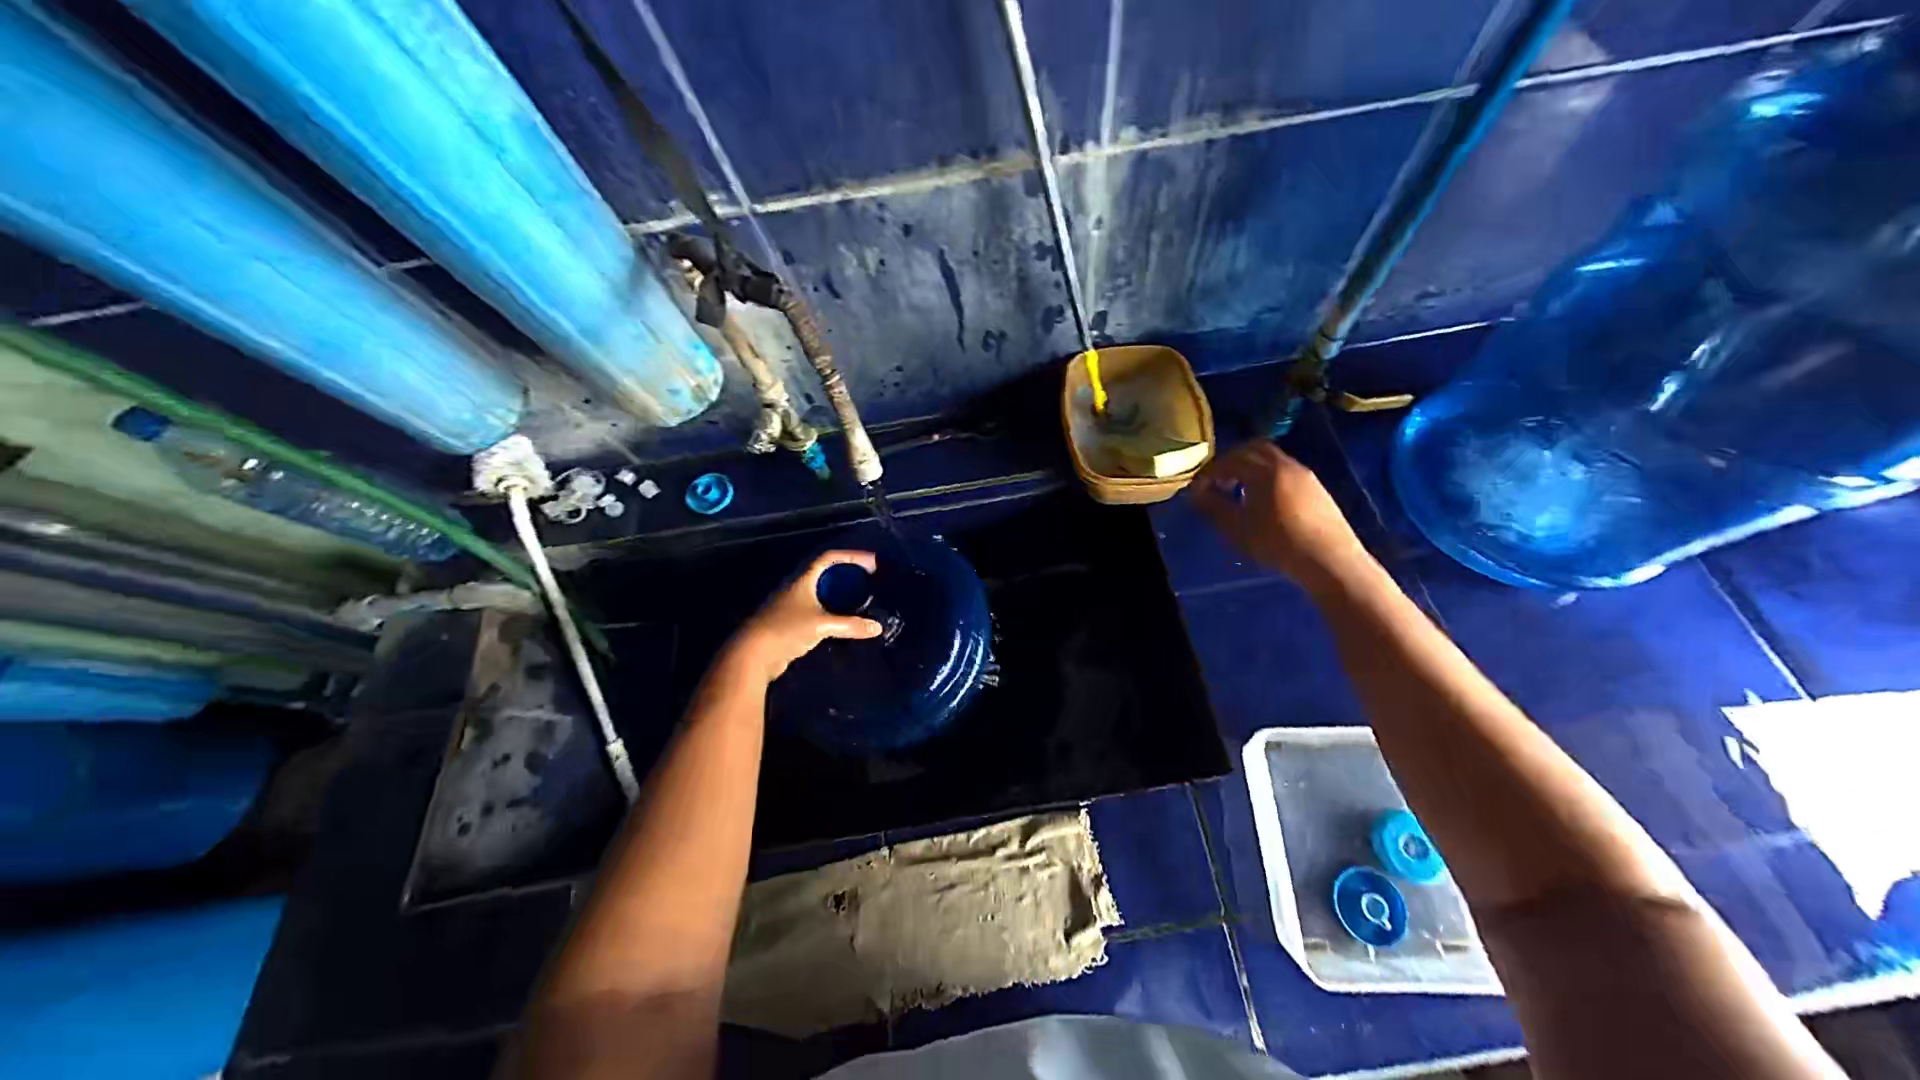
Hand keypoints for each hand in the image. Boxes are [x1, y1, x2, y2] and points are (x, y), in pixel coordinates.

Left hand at [719, 550, 884, 683]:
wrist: (754, 654)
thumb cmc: (786, 629)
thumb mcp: (821, 624)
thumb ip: (850, 625)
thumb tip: (877, 627)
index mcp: (802, 579)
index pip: (829, 558)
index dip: (851, 556)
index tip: (872, 563)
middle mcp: (796, 587)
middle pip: (825, 572)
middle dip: (847, 573)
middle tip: (868, 580)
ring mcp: (791, 604)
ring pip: (820, 591)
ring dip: (840, 593)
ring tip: (860, 598)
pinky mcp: (790, 622)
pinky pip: (817, 609)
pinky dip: (832, 610)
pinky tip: (843, 620)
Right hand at [1189, 440, 1372, 586]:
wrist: (1330, 560)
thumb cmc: (1278, 544)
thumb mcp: (1237, 529)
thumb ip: (1213, 507)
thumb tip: (1196, 495)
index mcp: (1263, 471)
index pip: (1228, 460)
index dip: (1208, 473)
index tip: (1196, 490)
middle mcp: (1285, 464)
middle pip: (1251, 448)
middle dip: (1229, 462)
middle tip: (1216, 483)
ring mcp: (1304, 474)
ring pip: (1270, 458)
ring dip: (1249, 468)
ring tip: (1237, 493)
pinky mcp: (1315, 487)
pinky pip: (1284, 469)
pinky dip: (1266, 475)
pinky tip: (1263, 501)